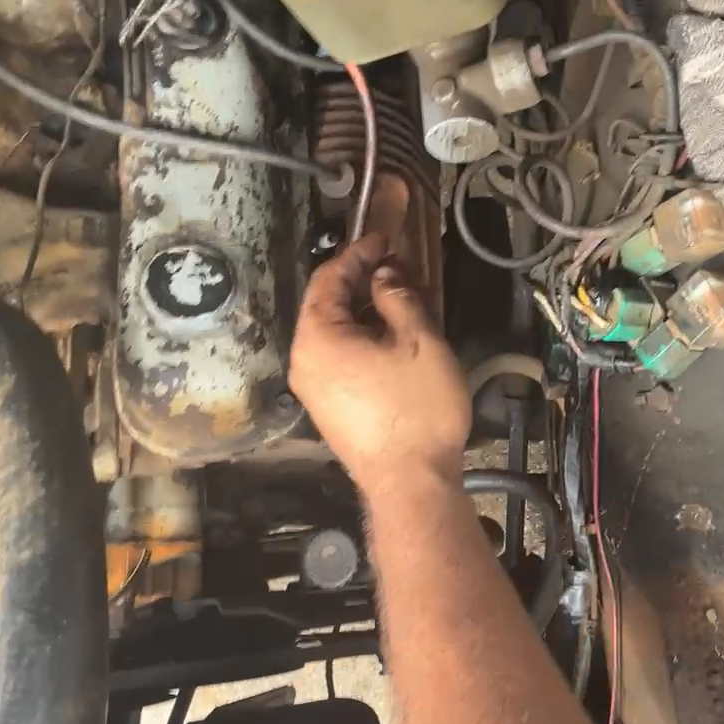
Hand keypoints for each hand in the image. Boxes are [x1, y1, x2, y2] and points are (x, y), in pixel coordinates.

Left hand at [289, 235, 469, 494]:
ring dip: (363, 314)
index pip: (329, 279)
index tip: (385, 240)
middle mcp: (304, 361)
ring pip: (333, 336)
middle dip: (360, 283)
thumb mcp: (419, 342)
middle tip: (397, 270)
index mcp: (317, 337)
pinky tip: (390, 344)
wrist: (410, 483)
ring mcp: (313, 390)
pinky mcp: (328, 411)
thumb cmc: (417, 409)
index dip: (358, 254)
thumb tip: (384, 275)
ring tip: (399, 305)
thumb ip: (398, 297)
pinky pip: (339, 361)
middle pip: (325, 307)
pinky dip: (361, 342)